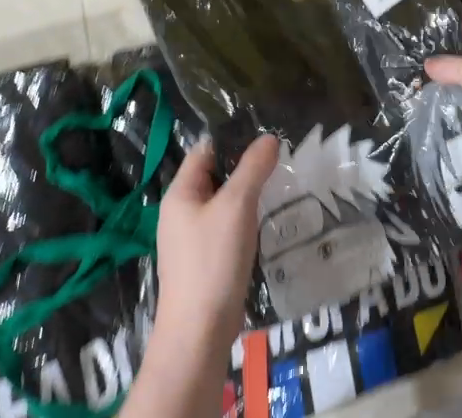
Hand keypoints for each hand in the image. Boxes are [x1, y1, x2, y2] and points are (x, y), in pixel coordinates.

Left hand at [151, 134, 278, 359]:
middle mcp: (181, 212)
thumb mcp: (237, 205)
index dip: (233, 139)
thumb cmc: (213, 259)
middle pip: (215, 175)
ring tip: (279, 184)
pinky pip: (226, 225)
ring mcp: (192, 237)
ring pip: (223, 201)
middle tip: (281, 158)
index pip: (205, 151)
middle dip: (245, 165)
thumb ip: (253, 168)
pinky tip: (266, 220)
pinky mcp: (205, 258)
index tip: (267, 135)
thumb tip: (269, 138)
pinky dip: (246, 217)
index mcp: (180, 194)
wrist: (199, 328)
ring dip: (248, 192)